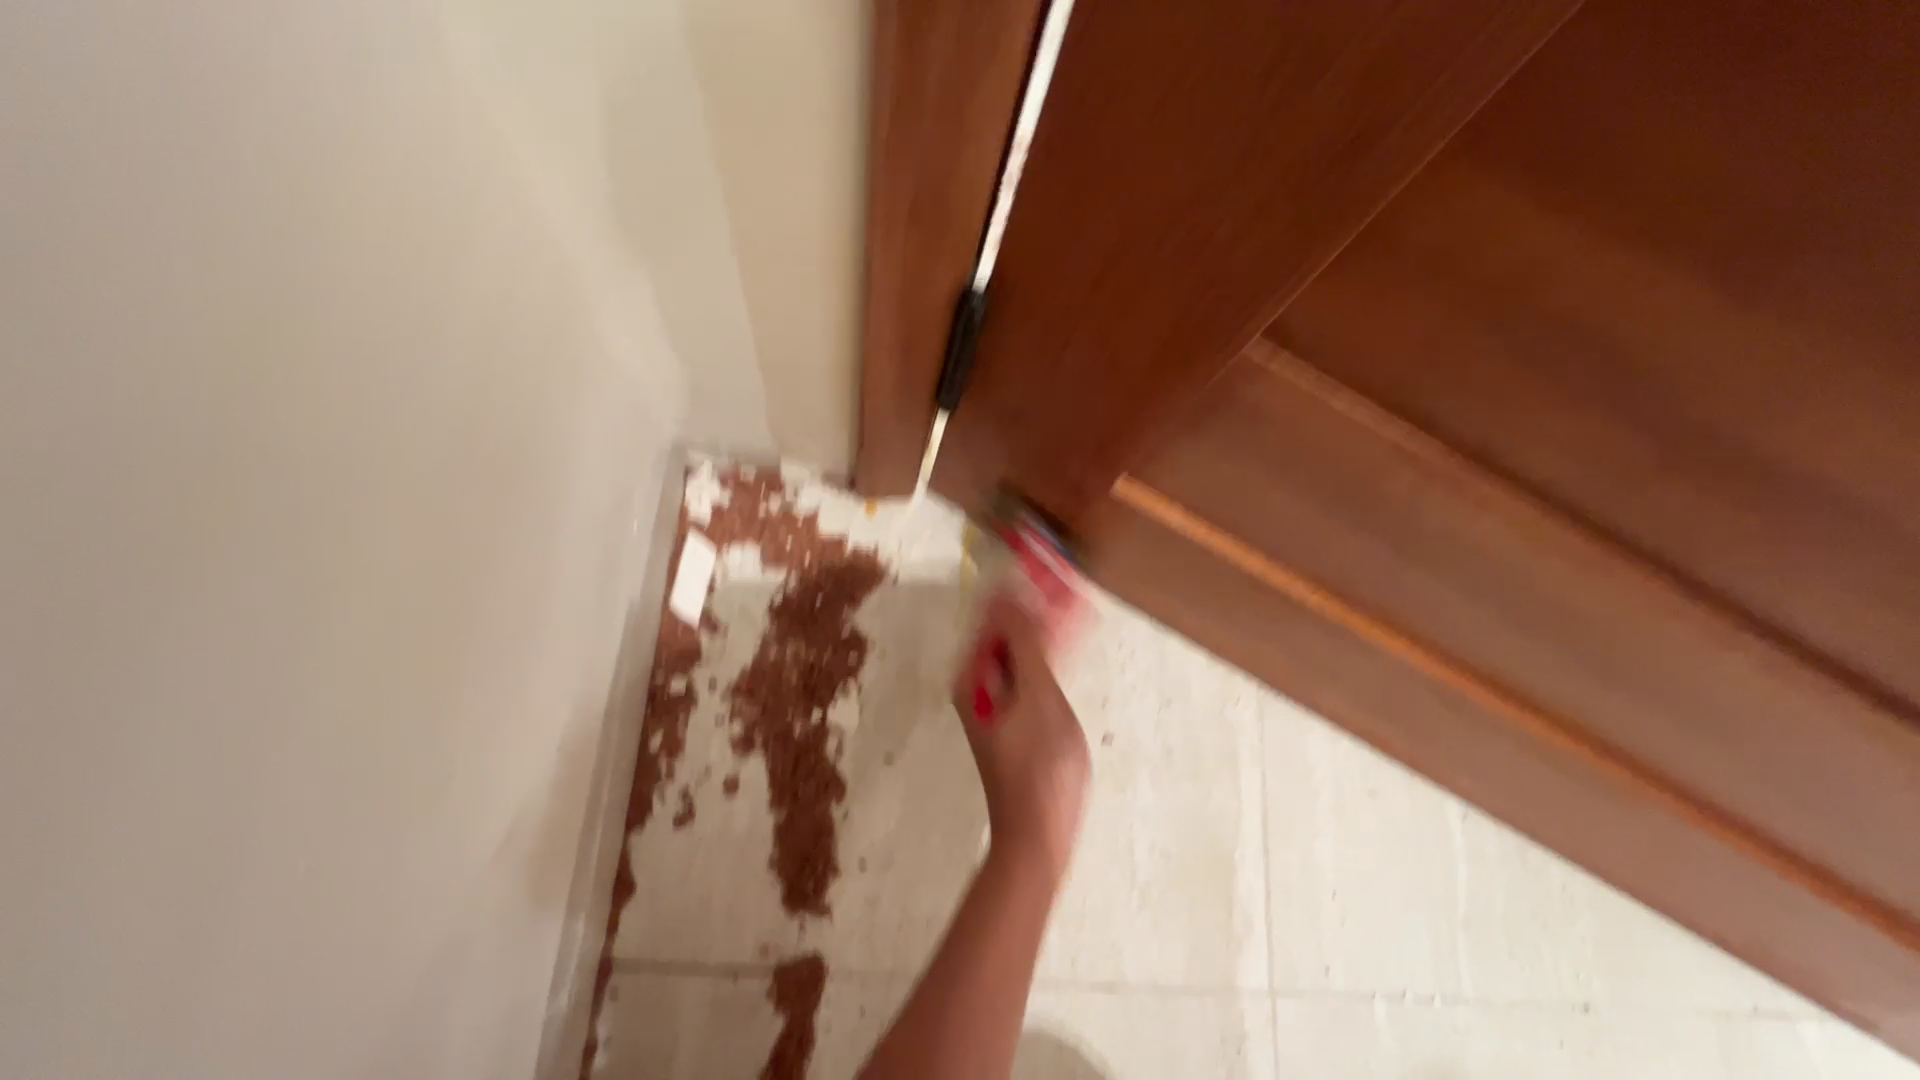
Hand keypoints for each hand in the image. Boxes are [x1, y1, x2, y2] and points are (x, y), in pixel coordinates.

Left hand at [952, 591, 1091, 885]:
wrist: (1040, 832)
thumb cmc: (1041, 766)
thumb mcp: (1037, 698)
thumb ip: (1024, 647)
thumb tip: (1009, 597)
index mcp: (974, 676)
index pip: (993, 614)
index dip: (1018, 587)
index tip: (1046, 561)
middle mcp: (978, 684)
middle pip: (1006, 630)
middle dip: (1035, 603)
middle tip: (1067, 574)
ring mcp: (997, 701)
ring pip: (1021, 649)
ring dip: (1045, 624)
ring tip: (1074, 597)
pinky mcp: (1016, 716)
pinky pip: (1030, 670)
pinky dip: (1050, 653)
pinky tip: (1072, 641)